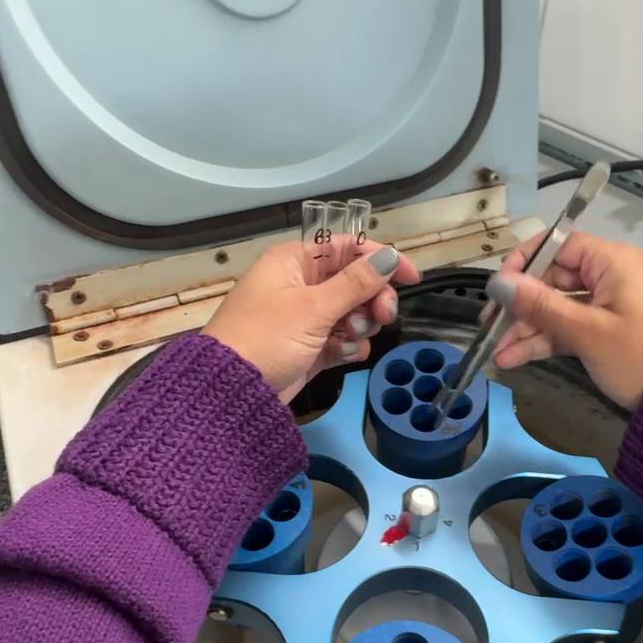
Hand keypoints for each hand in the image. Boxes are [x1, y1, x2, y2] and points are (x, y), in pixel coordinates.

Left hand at [204, 240, 420, 401]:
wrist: (231, 393)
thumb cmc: (265, 338)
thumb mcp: (313, 307)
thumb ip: (356, 282)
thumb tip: (390, 256)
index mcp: (294, 262)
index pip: (347, 248)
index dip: (381, 259)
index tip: (411, 277)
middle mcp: (301, 285)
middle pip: (356, 282)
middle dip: (373, 299)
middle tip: (381, 316)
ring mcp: (305, 318)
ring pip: (353, 313)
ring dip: (360, 325)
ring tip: (348, 338)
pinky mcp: (310, 347)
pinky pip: (343, 339)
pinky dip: (348, 347)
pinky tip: (343, 355)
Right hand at [485, 232, 642, 408]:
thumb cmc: (640, 356)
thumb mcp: (586, 331)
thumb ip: (540, 306)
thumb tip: (501, 283)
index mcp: (612, 263)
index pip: (559, 245)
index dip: (525, 263)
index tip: (500, 287)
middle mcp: (609, 277)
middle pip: (553, 280)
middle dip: (520, 306)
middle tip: (490, 327)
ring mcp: (608, 306)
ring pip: (557, 308)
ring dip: (527, 329)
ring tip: (498, 353)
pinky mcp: (606, 331)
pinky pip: (569, 327)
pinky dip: (545, 341)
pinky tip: (515, 357)